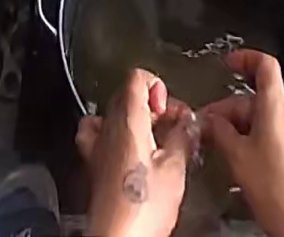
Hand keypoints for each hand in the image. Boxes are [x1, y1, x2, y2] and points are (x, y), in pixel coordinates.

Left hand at [75, 68, 195, 236]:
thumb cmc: (143, 207)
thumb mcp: (175, 168)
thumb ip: (183, 137)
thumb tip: (190, 122)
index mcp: (128, 116)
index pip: (137, 76)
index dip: (157, 86)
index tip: (170, 109)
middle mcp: (109, 123)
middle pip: (129, 93)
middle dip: (154, 106)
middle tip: (174, 127)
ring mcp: (98, 142)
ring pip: (116, 111)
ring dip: (137, 119)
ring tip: (154, 140)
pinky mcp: (93, 162)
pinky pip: (96, 131)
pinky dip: (110, 131)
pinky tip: (124, 146)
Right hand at [200, 50, 283, 236]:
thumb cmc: (281, 195)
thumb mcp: (238, 157)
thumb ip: (220, 131)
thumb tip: (210, 121)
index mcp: (276, 108)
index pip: (265, 64)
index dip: (245, 57)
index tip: (229, 61)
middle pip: (256, 97)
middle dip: (229, 108)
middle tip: (208, 124)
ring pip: (261, 119)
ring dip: (238, 127)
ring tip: (219, 146)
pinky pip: (270, 137)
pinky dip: (251, 141)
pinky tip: (238, 162)